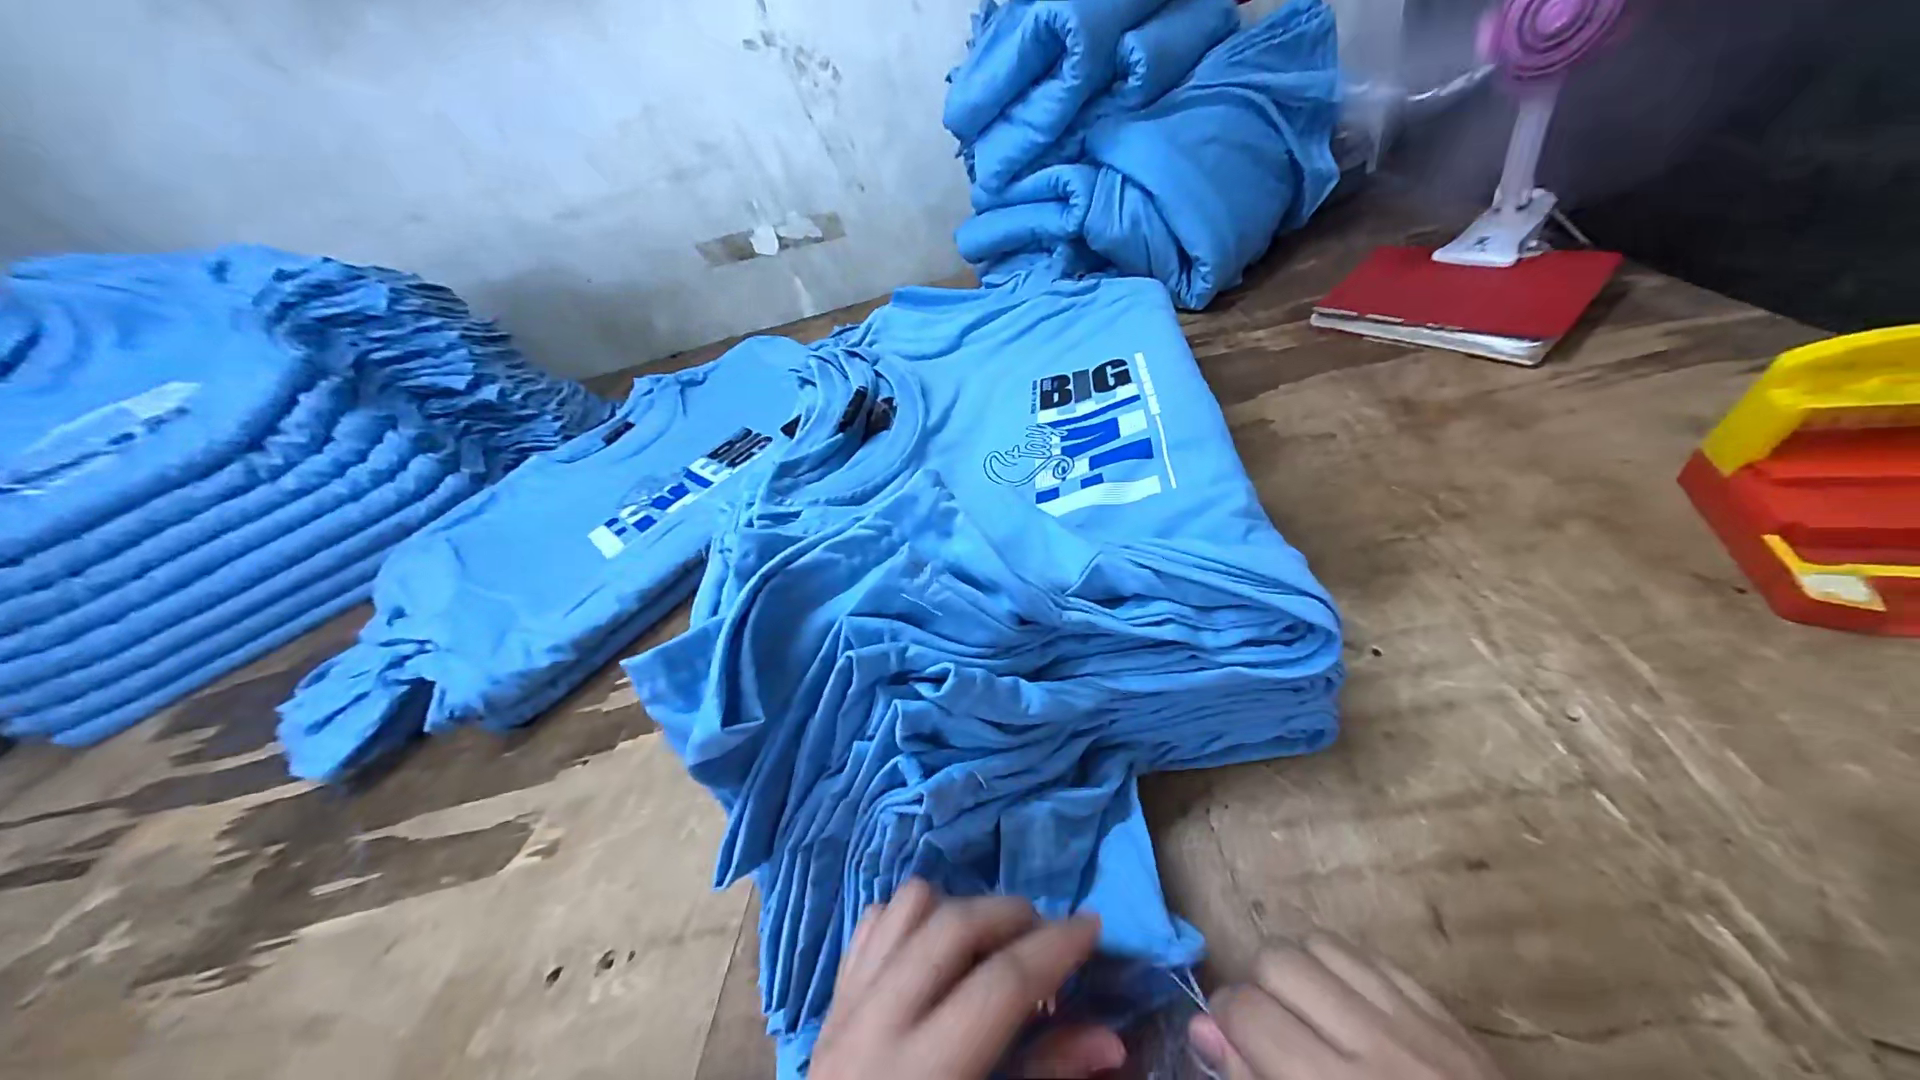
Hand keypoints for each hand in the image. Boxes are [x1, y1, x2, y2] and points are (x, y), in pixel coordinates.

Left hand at [811, 879, 1127, 1079]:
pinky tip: (940, 945)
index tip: (1091, 926)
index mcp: (923, 1074)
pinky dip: (914, 916)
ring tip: (991, 940)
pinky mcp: (833, 995)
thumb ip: (1045, 1078)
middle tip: (1045, 935)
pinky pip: (876, 920)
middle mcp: (876, 1024)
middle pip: (954, 927)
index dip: (1055, 948)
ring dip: (960, 907)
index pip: (1000, 984)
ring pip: (909, 907)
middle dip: (1012, 916)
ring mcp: (848, 1003)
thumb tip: (1111, 1038)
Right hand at [1192, 935, 1503, 1079]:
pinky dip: (1342, 968)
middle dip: (1258, 986)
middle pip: (1277, 959)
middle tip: (1269, 1024)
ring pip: (1319, 942)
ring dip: (1298, 968)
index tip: (1229, 1037)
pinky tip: (1344, 1000)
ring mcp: (1416, 1023)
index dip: (1224, 1017)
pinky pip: (1370, 955)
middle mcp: (1376, 1047)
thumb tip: (1202, 1028)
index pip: (1247, 1011)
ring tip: (1305, 1006)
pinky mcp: (1443, 1013)